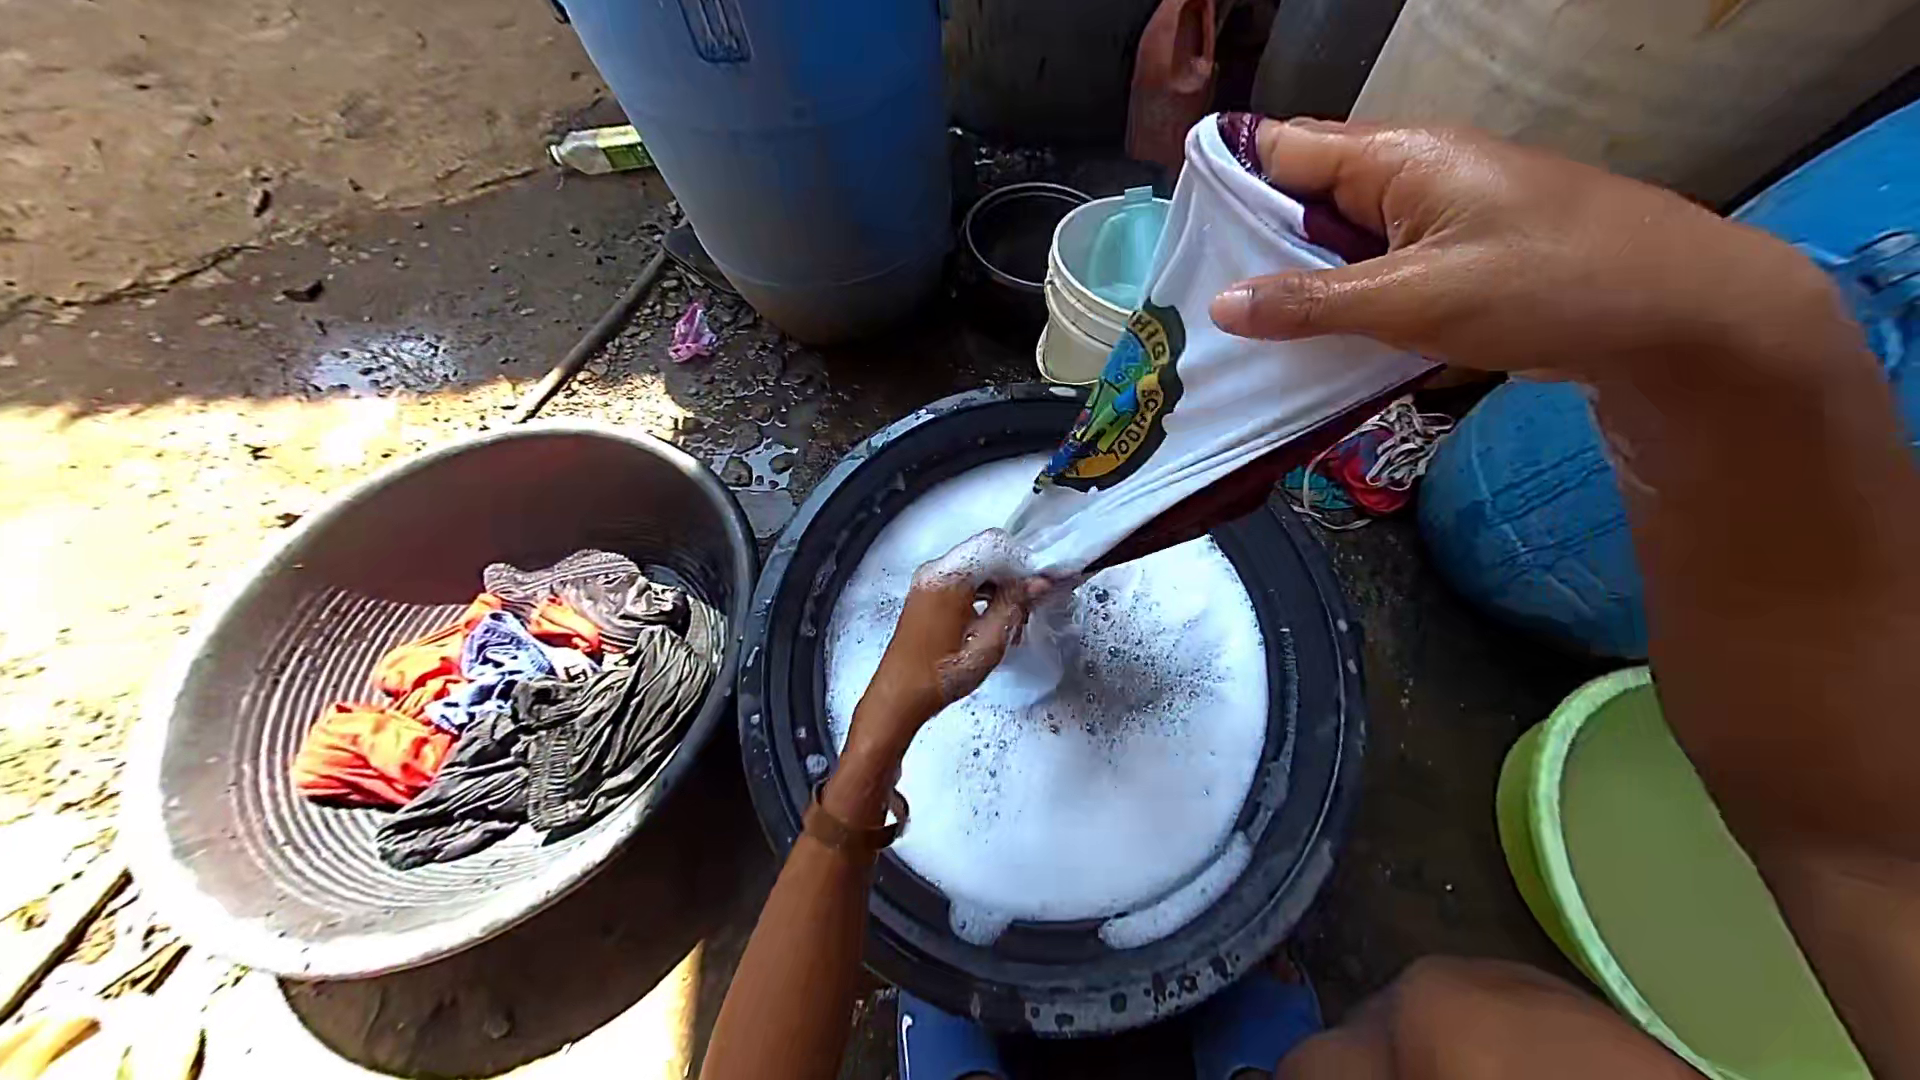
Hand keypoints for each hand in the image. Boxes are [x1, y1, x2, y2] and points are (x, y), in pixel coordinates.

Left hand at [844, 530, 1048, 765]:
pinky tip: (995, 619)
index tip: (1040, 582)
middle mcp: (935, 570)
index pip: (995, 544)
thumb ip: (1014, 606)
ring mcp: (929, 581)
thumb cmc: (939, 675)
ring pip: (976, 568)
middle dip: (1013, 576)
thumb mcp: (989, 642)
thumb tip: (1036, 582)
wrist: (900, 696)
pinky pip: (963, 581)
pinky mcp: (928, 595)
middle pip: (986, 554)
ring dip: (1000, 587)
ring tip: (1016, 618)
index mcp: (948, 576)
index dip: (1023, 562)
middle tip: (1032, 603)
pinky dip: (983, 594)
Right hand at [1207, 118, 1859, 384]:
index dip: (1226, 178)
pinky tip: (1292, 341)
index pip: (1284, 149)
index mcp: (1396, 157)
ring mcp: (1420, 224)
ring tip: (1224, 329)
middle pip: (1297, 202)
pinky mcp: (1433, 265)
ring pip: (1324, 247)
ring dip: (1280, 284)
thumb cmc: (1547, 286)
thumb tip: (1219, 304)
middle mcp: (1402, 179)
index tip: (1175, 231)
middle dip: (1242, 246)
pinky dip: (1321, 306)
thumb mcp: (1414, 297)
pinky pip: (1356, 277)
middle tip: (1187, 299)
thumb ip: (1311, 302)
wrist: (1674, 321)